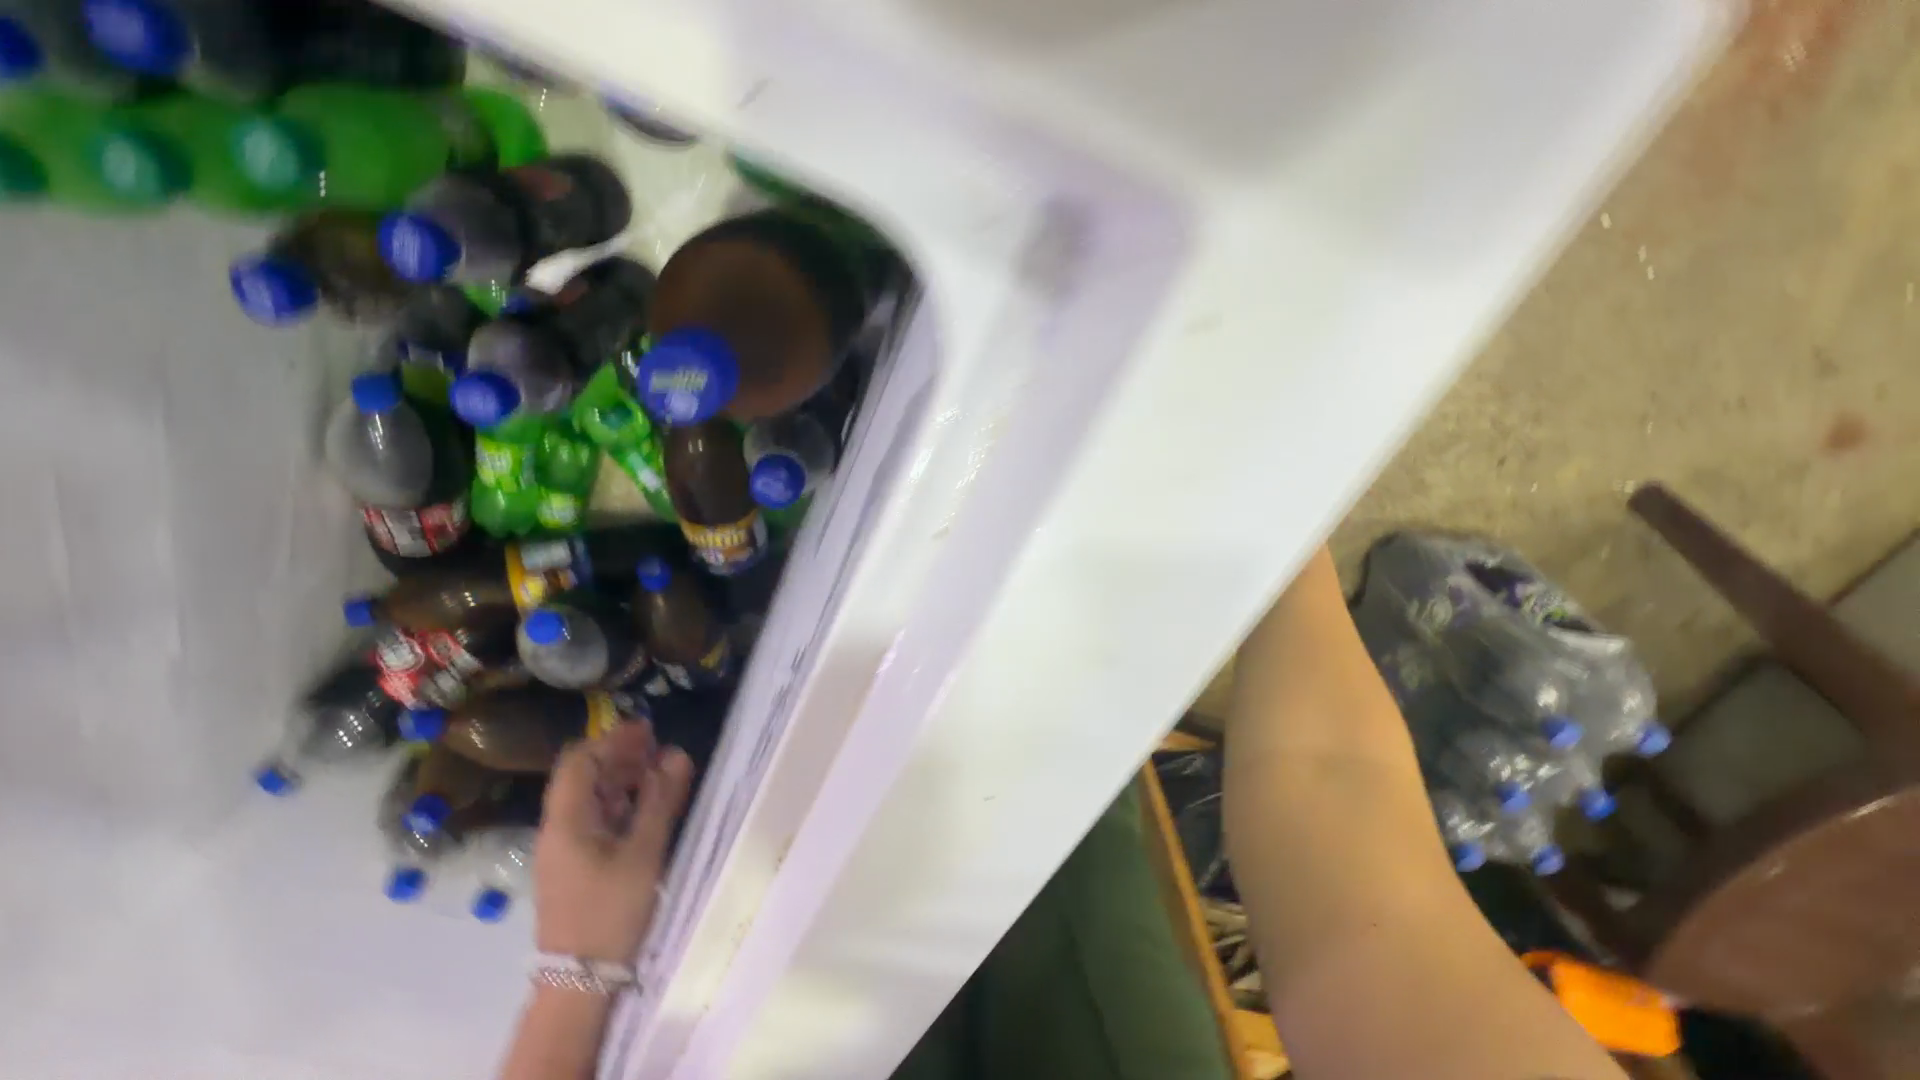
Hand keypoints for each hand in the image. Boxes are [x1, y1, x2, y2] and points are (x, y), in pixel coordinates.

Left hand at [534, 720, 694, 963]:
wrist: (579, 979)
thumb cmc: (610, 911)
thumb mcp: (644, 853)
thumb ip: (661, 801)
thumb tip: (677, 754)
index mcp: (566, 820)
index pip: (580, 761)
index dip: (613, 739)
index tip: (649, 731)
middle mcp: (558, 828)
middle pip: (583, 777)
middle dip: (620, 756)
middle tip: (659, 748)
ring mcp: (564, 848)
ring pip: (590, 799)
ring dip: (622, 780)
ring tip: (659, 773)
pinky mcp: (575, 866)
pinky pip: (595, 820)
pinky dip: (620, 805)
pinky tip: (646, 807)